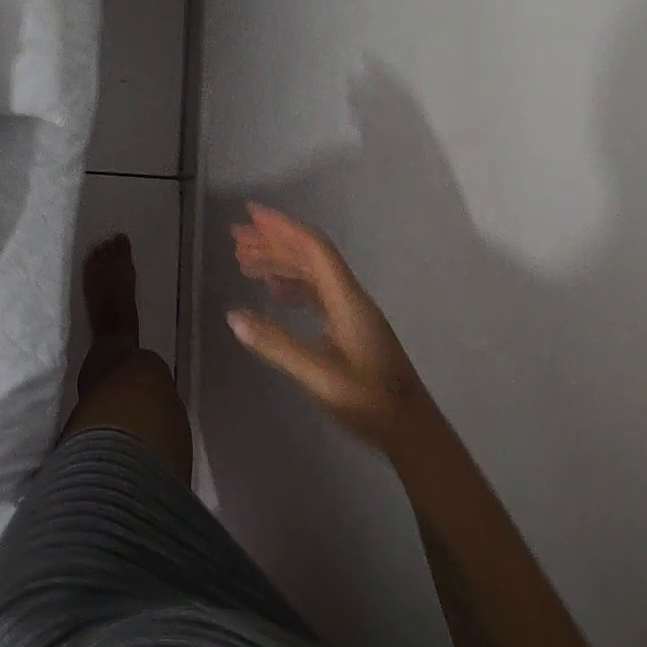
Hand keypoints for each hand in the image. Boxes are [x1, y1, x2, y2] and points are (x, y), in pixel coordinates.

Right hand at [228, 202, 438, 450]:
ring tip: (244, 261)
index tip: (251, 213)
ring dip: (279, 262)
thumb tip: (233, 315)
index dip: (282, 227)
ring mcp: (351, 315)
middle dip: (273, 241)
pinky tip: (272, 292)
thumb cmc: (370, 402)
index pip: (314, 250)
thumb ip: (277, 345)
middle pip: (310, 257)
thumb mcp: (319, 376)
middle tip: (235, 236)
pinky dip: (290, 285)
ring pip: (311, 274)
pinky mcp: (349, 331)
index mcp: (347, 301)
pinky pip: (315, 294)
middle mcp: (350, 299)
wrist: (413, 433)